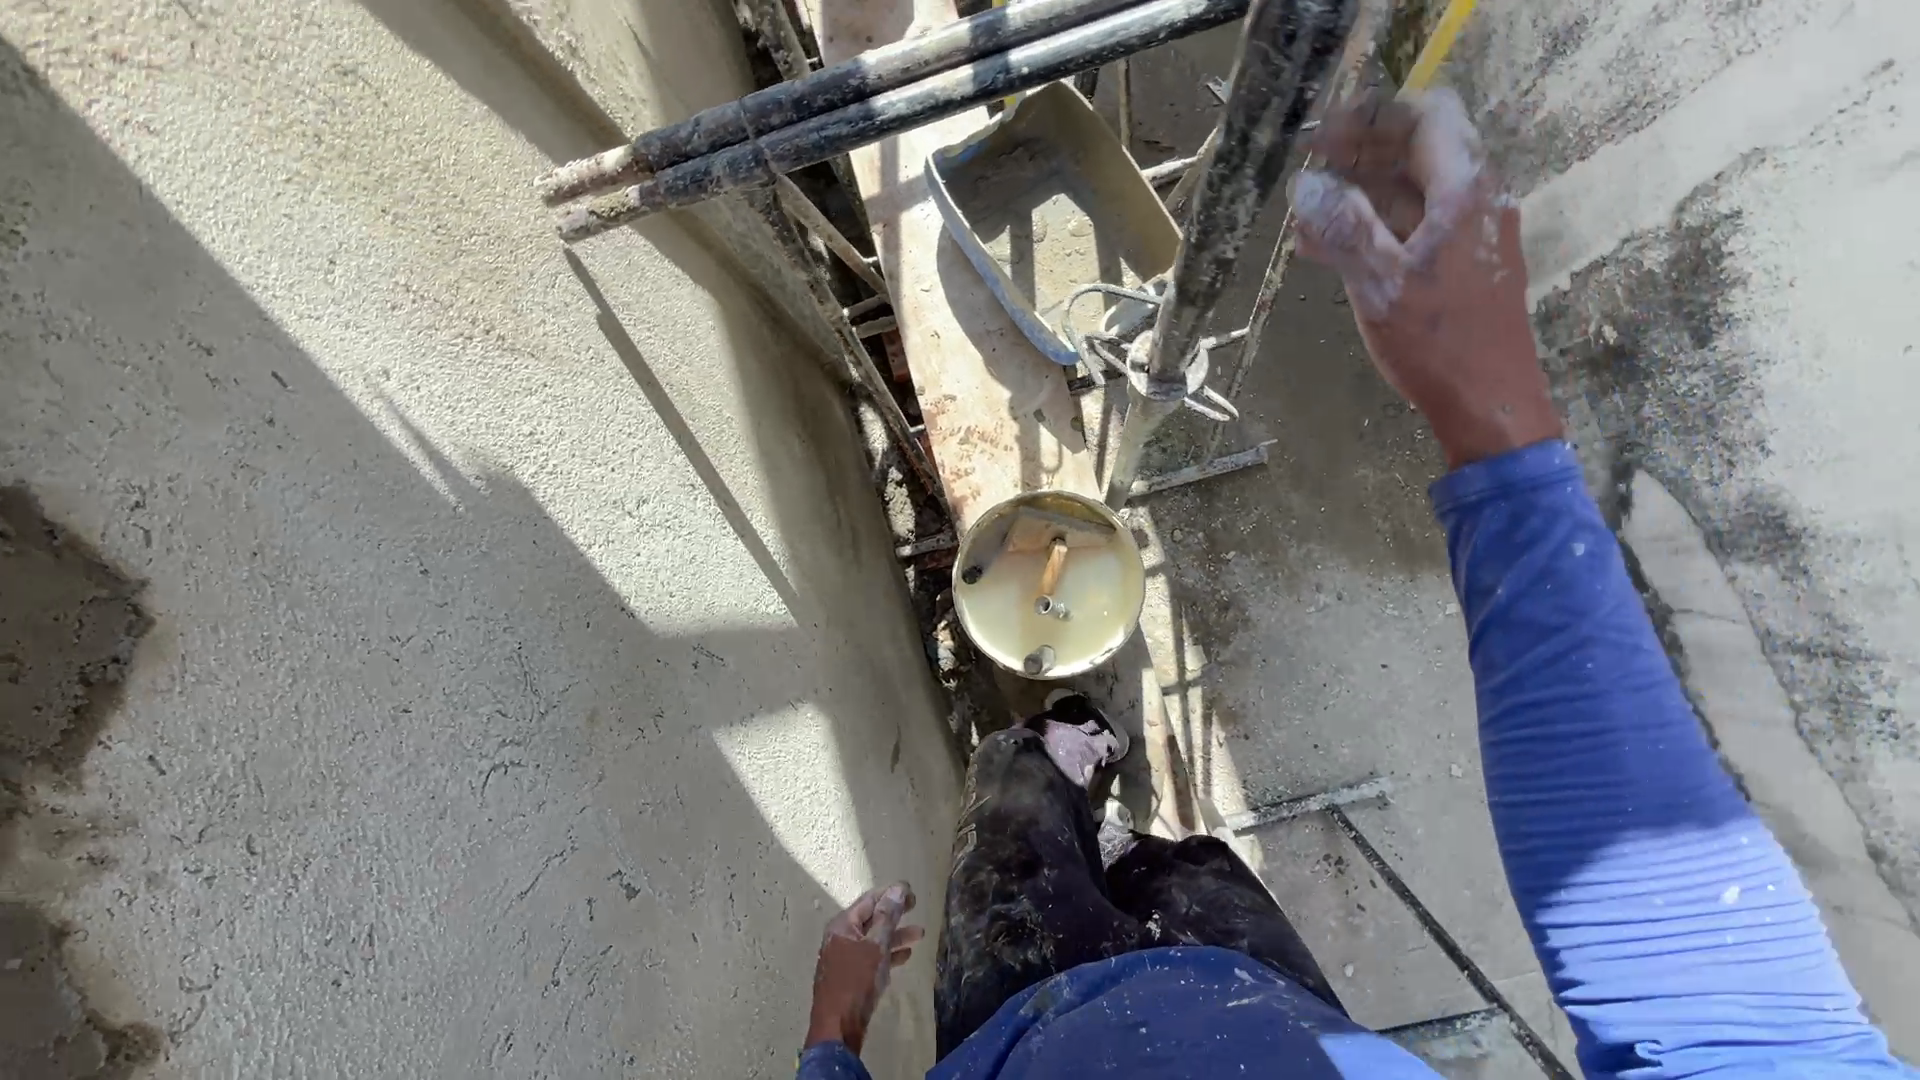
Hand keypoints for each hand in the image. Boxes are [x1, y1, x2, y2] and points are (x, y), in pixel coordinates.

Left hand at [804, 882, 923, 1054]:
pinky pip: (872, 957)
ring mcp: (845, 957)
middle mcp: (842, 937)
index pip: (869, 900)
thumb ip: (887, 917)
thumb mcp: (875, 946)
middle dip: (895, 912)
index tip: (912, 891)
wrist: (838, 1029)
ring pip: (874, 939)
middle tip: (916, 906)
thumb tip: (898, 889)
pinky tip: (905, 955)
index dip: (891, 893)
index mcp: (843, 925)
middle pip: (872, 918)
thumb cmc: (856, 982)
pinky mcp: (851, 976)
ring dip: (896, 934)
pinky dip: (888, 953)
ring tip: (920, 933)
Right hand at [1289, 88, 1561, 468]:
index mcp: (1464, 192)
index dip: (1374, 116)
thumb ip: (1343, 228)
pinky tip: (1323, 250)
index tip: (1322, 135)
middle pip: (1416, 154)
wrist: (1488, 401)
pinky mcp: (1456, 268)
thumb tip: (1305, 186)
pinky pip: (1408, 233)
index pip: (1429, 116)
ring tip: (1302, 217)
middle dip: (1358, 156)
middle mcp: (1473, 202)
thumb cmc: (1437, 342)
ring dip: (1356, 198)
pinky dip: (1368, 232)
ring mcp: (1465, 237)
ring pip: (1407, 197)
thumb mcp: (1380, 283)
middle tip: (1304, 171)